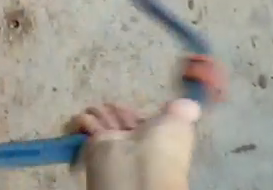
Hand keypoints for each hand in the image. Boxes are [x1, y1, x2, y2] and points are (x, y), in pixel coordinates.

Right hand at [72, 57, 223, 189]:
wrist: (135, 168)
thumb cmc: (161, 147)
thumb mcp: (178, 126)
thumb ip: (181, 112)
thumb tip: (191, 103)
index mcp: (152, 138)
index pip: (137, 117)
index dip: (134, 112)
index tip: (135, 113)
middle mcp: (131, 140)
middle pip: (116, 112)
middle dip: (116, 110)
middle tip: (120, 118)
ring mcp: (109, 140)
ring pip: (98, 113)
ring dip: (100, 113)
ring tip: (107, 123)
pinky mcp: (90, 141)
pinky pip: (81, 122)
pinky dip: (84, 120)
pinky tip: (93, 126)